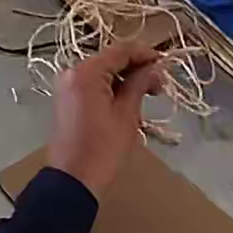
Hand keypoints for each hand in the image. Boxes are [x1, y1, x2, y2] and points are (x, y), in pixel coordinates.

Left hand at [47, 42, 163, 197]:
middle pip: (110, 60)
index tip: (165, 62)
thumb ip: (140, 84)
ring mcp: (67, 87)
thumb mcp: (126, 114)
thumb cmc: (103, 149)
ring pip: (102, 73)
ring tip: (148, 93)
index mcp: (85, 73)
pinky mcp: (67, 101)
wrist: (74, 180)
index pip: (120, 51)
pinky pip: (93, 86)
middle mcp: (72, 73)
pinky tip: (129, 99)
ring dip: (125, 79)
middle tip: (159, 83)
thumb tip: (154, 68)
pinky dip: (112, 89)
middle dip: (136, 68)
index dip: (145, 54)